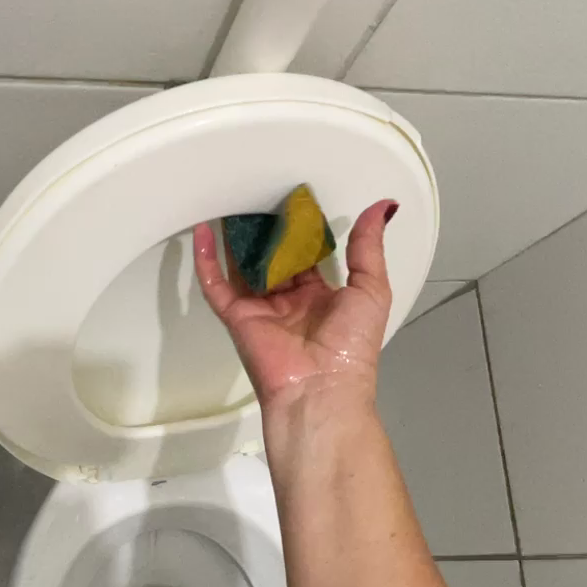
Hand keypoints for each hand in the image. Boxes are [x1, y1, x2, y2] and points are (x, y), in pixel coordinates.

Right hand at [193, 199, 399, 410]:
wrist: (320, 389)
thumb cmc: (351, 345)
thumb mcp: (371, 290)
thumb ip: (369, 249)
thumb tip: (381, 208)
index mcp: (320, 298)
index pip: (305, 259)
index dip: (301, 232)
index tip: (297, 203)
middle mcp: (288, 303)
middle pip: (271, 260)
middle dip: (266, 233)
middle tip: (261, 197)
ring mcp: (260, 310)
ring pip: (242, 267)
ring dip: (236, 239)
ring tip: (232, 202)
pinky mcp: (236, 318)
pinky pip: (216, 286)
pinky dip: (207, 260)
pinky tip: (204, 231)